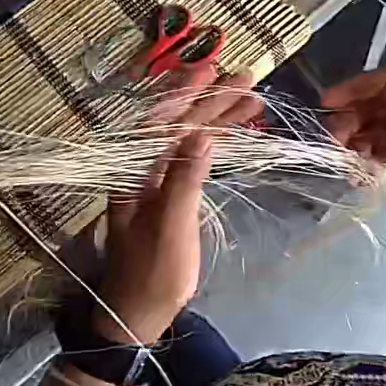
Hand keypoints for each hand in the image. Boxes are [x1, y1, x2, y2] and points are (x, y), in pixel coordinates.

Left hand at [98, 66, 263, 345]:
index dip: (188, 94)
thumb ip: (184, 179)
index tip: (214, 71)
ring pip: (188, 140)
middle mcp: (142, 170)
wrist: (137, 314)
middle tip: (247, 79)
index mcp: (134, 172)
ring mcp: (156, 183)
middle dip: (211, 101)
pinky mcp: (170, 197)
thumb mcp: (170, 227)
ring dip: (216, 119)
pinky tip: (231, 133)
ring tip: (251, 99)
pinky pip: (192, 159)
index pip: (162, 122)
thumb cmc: (152, 274)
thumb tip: (202, 134)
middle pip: (178, 125)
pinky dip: (213, 144)